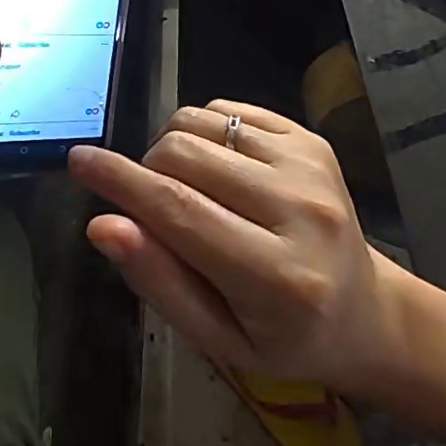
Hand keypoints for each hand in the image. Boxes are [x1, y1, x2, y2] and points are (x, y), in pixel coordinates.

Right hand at [68, 100, 407, 396]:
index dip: (118, 180)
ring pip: (196, 122)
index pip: (176, 209)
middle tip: (158, 206)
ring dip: (172, 149)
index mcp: (277, 276)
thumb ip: (157, 279)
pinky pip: (223, 108)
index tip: (78, 161)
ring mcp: (309, 165)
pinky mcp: (310, 138)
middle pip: (180, 154)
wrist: (367, 312)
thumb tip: (102, 225)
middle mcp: (300, 210)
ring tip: (191, 186)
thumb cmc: (283, 336)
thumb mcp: (216, 336)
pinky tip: (219, 167)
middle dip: (147, 172)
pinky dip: (202, 131)